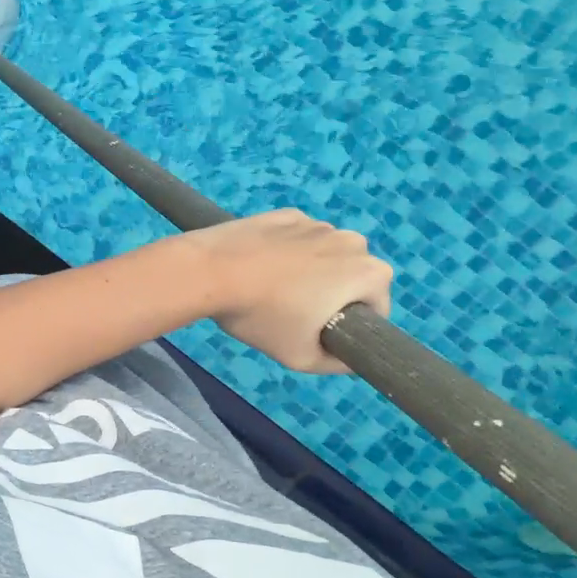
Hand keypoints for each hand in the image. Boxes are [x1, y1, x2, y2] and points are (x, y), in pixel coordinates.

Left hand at [176, 209, 393, 373]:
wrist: (204, 271)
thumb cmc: (259, 315)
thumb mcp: (303, 356)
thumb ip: (339, 363)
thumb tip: (350, 358)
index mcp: (371, 273)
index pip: (372, 309)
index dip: (345, 325)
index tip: (309, 329)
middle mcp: (351, 240)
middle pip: (348, 279)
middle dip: (326, 295)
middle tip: (284, 309)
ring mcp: (315, 222)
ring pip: (322, 256)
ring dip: (306, 270)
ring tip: (265, 286)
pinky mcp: (281, 214)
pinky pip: (293, 238)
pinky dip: (282, 249)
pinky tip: (255, 262)